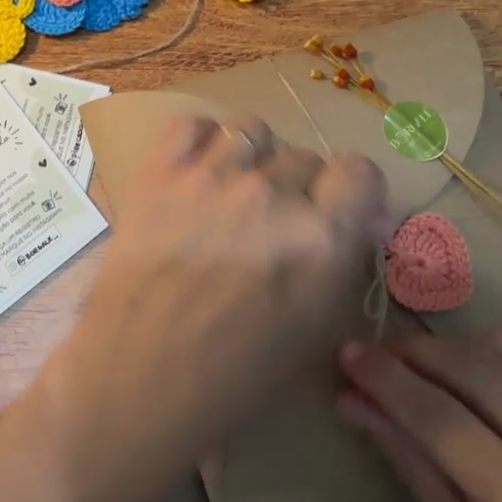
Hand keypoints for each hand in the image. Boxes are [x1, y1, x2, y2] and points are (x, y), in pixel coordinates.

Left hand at [34, 114, 387, 501]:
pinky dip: (200, 141)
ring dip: (252, 159)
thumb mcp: (312, 328)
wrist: (138, 376)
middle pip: (304, 157)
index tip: (337, 209)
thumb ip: (340, 260)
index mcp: (321, 238)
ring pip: (252, 132)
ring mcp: (211, 177)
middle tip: (273, 222)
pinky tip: (196, 172)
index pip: (359, 171)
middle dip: (298, 186)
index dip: (352, 191)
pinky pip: (192, 125)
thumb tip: (363, 218)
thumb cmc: (233, 374)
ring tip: (233, 193)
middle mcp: (271, 194)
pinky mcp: (160, 172)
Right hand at [337, 326, 501, 501]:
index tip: (349, 354)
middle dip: (414, 353)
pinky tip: (487, 370)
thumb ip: (408, 460)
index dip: (386, 381)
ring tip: (434, 366)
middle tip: (381, 356)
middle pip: (473, 371)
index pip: (440, 421)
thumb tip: (350, 398)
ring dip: (457, 347)